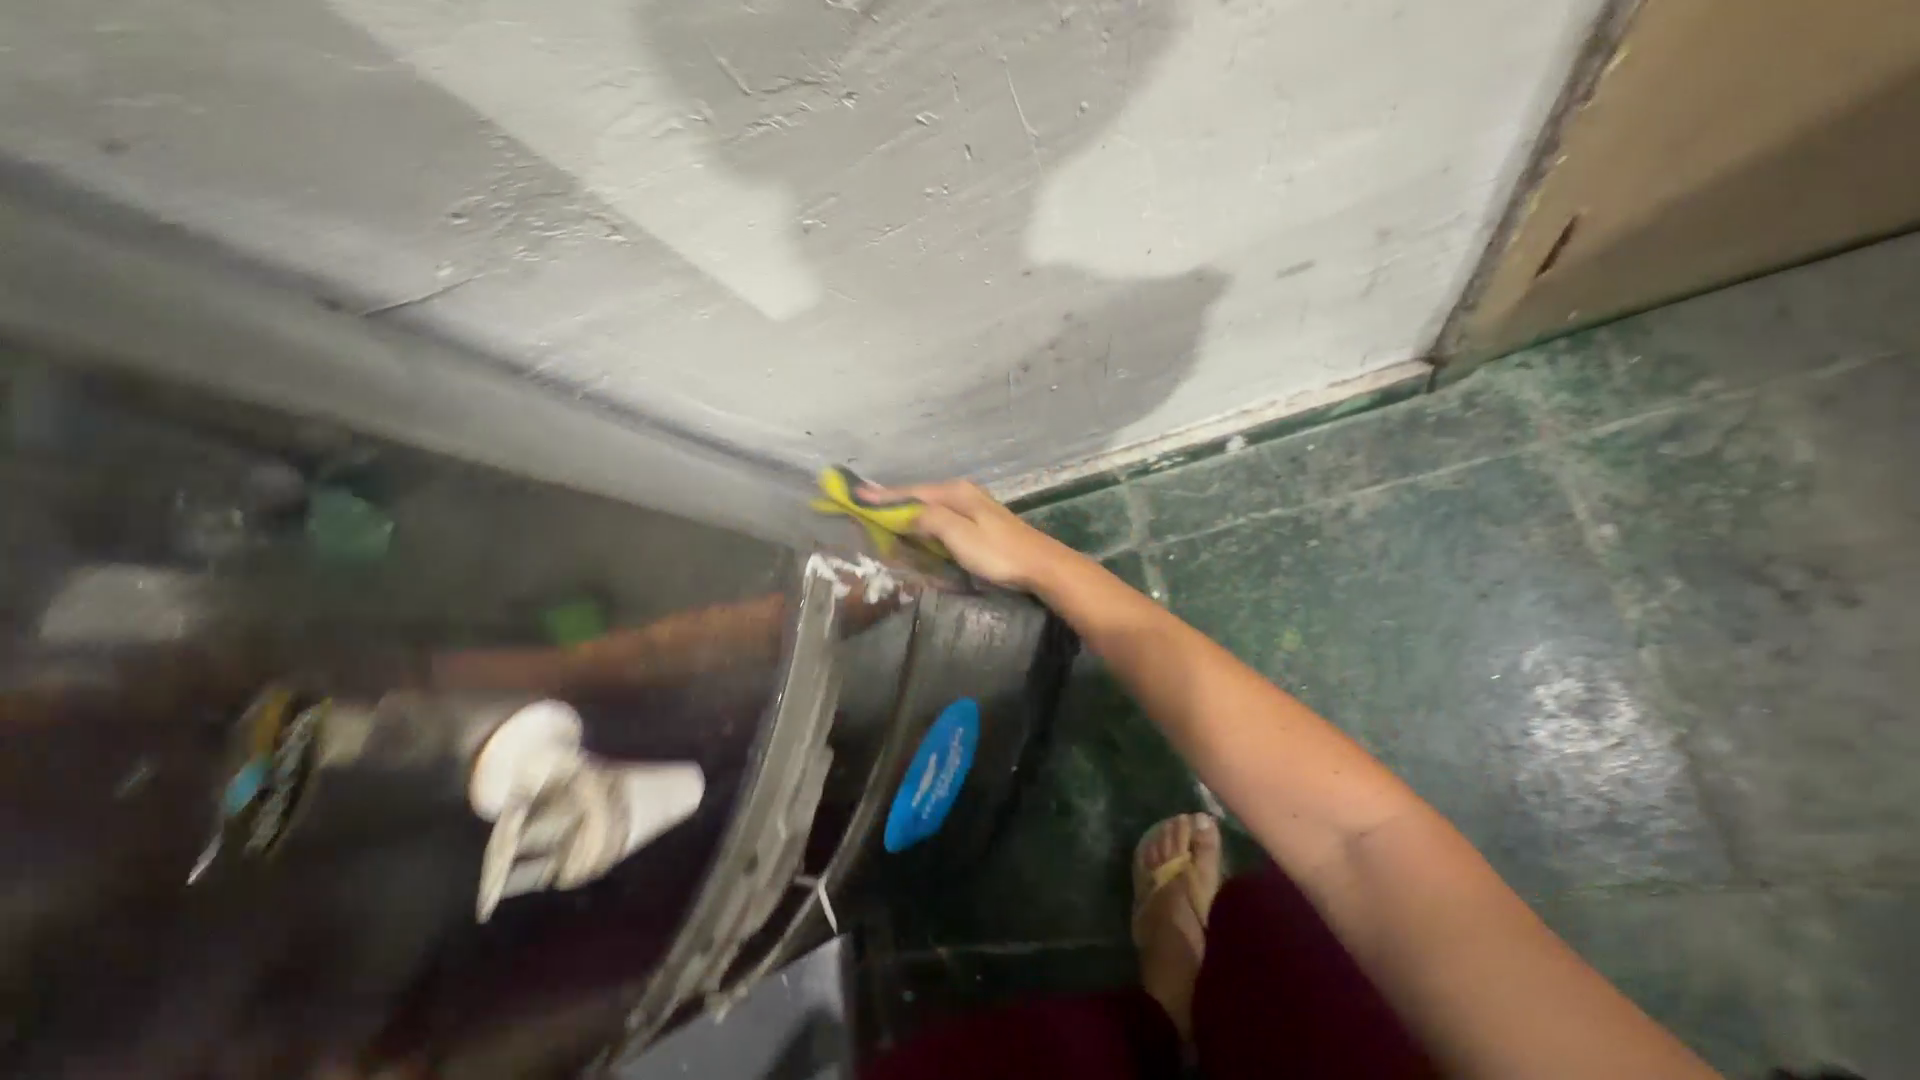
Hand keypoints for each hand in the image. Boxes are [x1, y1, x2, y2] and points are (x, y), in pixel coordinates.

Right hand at [862, 480, 1081, 590]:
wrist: (1041, 566)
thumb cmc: (998, 552)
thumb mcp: (958, 535)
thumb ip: (929, 520)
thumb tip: (902, 512)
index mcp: (956, 493)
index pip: (910, 492)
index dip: (882, 497)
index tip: (855, 496)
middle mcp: (962, 494)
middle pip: (919, 497)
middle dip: (891, 502)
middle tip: (863, 507)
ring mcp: (972, 507)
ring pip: (930, 507)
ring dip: (907, 513)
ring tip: (882, 517)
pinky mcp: (978, 523)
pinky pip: (940, 518)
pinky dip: (923, 523)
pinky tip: (915, 529)